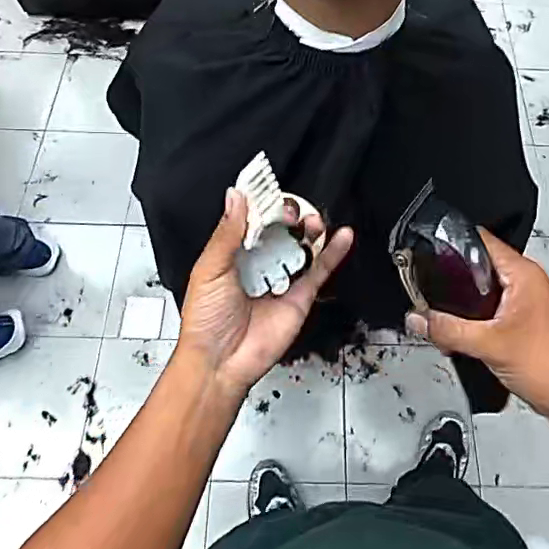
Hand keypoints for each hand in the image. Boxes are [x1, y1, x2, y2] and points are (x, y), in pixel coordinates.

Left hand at [176, 188, 353, 399]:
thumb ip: (227, 233)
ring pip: (302, 246)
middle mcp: (259, 264)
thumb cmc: (205, 321)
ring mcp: (282, 279)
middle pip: (281, 231)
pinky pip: (321, 269)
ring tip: (312, 221)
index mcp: (233, 255)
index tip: (267, 187)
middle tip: (289, 211)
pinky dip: (334, 251)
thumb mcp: (210, 269)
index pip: (251, 220)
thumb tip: (236, 198)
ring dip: (309, 230)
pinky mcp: (300, 295)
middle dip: (287, 216)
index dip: (261, 204)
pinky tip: (342, 236)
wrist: (221, 361)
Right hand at [408, 230, 548, 423]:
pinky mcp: (527, 324)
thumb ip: (448, 330)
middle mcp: (529, 283)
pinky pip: (494, 313)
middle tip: (431, 292)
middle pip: (480, 268)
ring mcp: (529, 304)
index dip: (454, 242)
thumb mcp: (489, 344)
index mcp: (524, 274)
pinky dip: (477, 321)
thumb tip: (419, 318)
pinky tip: (465, 337)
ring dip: (465, 305)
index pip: (482, 241)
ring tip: (446, 319)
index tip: (430, 250)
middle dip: (454, 280)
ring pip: (486, 293)